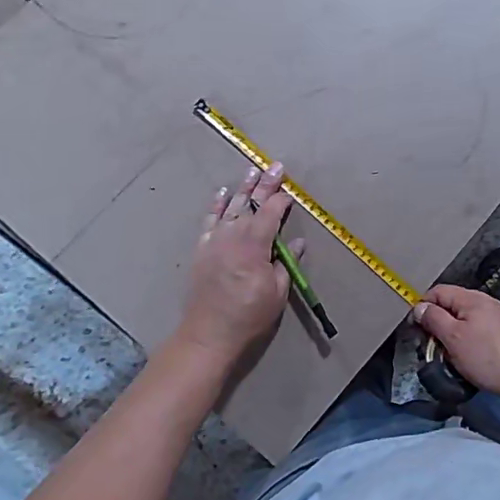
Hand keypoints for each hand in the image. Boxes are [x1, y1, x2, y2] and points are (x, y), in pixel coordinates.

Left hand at [171, 163, 301, 367]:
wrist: (209, 333)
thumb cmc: (249, 315)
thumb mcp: (278, 292)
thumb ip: (286, 263)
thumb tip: (297, 242)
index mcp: (254, 244)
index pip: (271, 213)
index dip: (282, 201)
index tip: (291, 193)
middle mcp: (233, 235)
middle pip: (251, 204)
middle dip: (265, 184)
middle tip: (275, 166)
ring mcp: (215, 240)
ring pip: (231, 207)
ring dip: (243, 188)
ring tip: (251, 171)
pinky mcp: (202, 249)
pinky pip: (210, 220)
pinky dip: (217, 205)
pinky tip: (223, 194)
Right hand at [411, 284, 499, 402]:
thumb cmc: (484, 356)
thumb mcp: (453, 337)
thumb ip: (433, 318)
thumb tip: (419, 307)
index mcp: (472, 298)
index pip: (438, 291)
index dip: (423, 306)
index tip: (415, 328)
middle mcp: (483, 302)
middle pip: (449, 304)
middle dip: (436, 322)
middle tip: (430, 344)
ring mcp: (493, 317)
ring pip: (460, 319)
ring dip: (449, 334)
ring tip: (445, 353)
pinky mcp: (499, 332)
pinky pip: (472, 329)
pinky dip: (463, 340)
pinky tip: (462, 356)